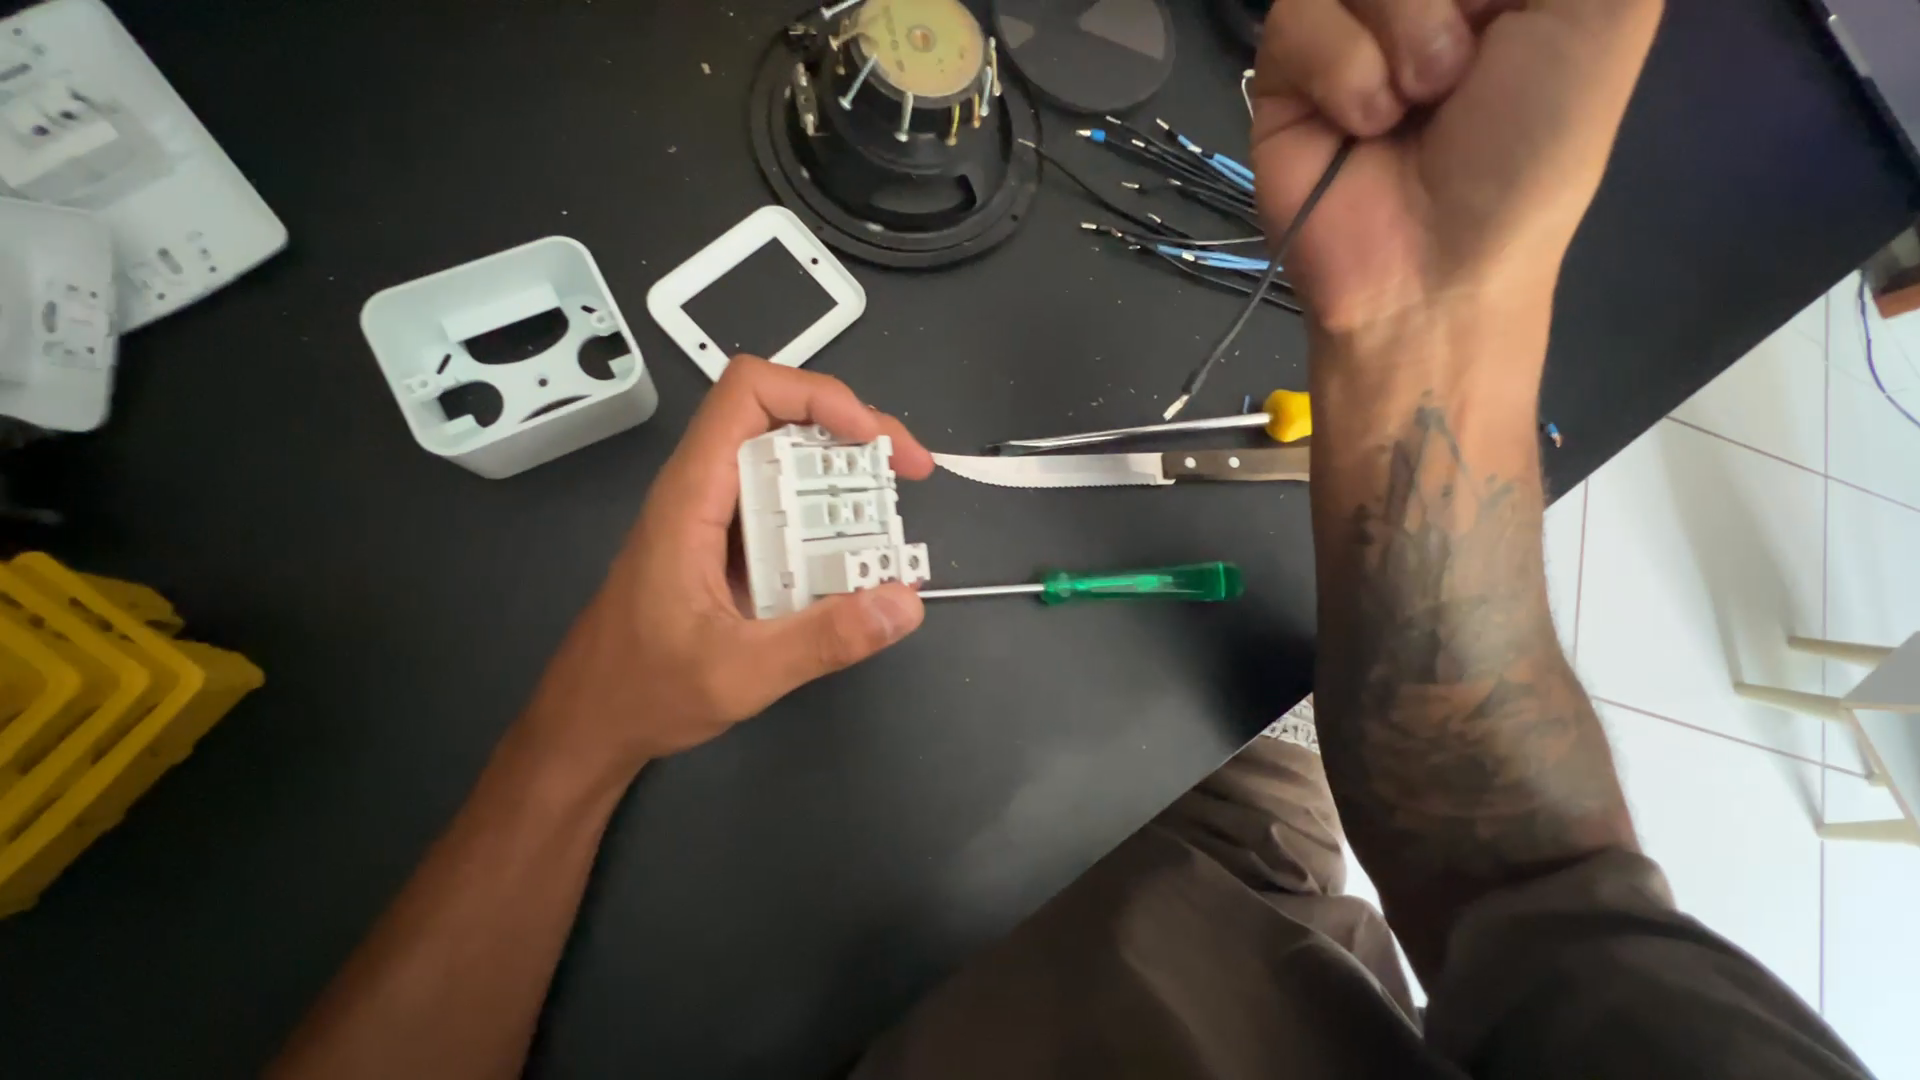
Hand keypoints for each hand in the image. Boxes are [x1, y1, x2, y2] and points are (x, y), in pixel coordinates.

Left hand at [521, 356, 933, 778]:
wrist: (592, 722)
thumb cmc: (644, 690)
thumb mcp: (739, 673)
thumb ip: (822, 640)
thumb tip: (904, 604)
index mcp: (694, 496)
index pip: (749, 393)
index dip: (817, 395)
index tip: (871, 438)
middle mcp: (707, 492)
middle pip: (782, 419)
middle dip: (854, 435)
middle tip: (909, 472)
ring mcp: (718, 519)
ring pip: (789, 466)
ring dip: (848, 481)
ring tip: (894, 517)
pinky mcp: (730, 548)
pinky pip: (789, 512)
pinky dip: (833, 524)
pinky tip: (862, 560)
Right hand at [1250, 0, 1662, 334]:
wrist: (1430, 270)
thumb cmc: (1529, 153)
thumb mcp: (1605, 15)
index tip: (1492, 13)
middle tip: (1469, 57)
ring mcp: (1347, 28)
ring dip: (1403, 29)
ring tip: (1417, 102)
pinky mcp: (1287, 72)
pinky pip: (1299, 18)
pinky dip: (1343, 69)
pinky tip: (1365, 124)